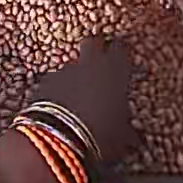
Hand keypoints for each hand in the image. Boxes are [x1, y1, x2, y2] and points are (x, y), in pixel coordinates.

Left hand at [29, 37, 135, 162]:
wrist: (56, 138)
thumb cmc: (96, 138)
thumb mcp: (120, 139)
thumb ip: (127, 131)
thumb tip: (135, 139)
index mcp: (113, 75)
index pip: (121, 50)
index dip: (122, 50)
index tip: (123, 54)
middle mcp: (89, 67)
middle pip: (93, 43)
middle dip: (97, 46)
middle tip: (101, 56)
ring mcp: (65, 72)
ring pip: (73, 62)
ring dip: (78, 71)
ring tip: (80, 90)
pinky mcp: (46, 82)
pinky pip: (57, 78)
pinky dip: (60, 86)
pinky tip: (61, 102)